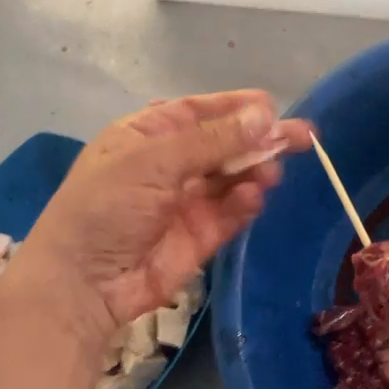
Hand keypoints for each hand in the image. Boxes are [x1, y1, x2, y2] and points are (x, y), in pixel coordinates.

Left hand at [7, 90, 312, 357]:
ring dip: (255, 171)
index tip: (274, 106)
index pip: (199, 111)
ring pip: (233, 178)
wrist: (84, 281)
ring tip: (271, 173)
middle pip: (225, 144)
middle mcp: (170, 164)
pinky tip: (256, 195)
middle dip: (260, 139)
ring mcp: (187, 201)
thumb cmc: (106, 206)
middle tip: (304, 137)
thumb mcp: (154, 161)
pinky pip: (231, 212)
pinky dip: (246, 202)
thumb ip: (213, 140)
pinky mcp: (201, 236)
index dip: (236, 107)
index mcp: (147, 135)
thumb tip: (265, 116)